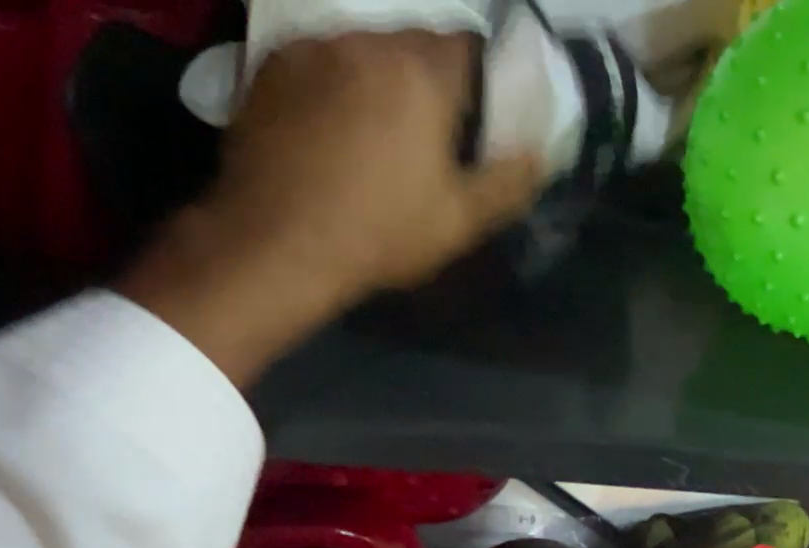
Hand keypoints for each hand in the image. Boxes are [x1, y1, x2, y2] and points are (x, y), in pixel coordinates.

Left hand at [120, 32, 541, 384]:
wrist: (275, 245)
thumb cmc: (379, 233)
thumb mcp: (460, 221)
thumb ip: (508, 182)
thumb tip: (537, 156)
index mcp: (420, 73)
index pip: (470, 47)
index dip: (482, 82)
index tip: (478, 121)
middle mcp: (366, 42)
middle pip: (415, 45)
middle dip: (430, 82)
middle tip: (430, 136)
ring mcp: (312, 49)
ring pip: (365, 51)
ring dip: (381, 81)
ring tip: (376, 135)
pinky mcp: (271, 66)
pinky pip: (321, 62)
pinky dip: (336, 85)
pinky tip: (331, 131)